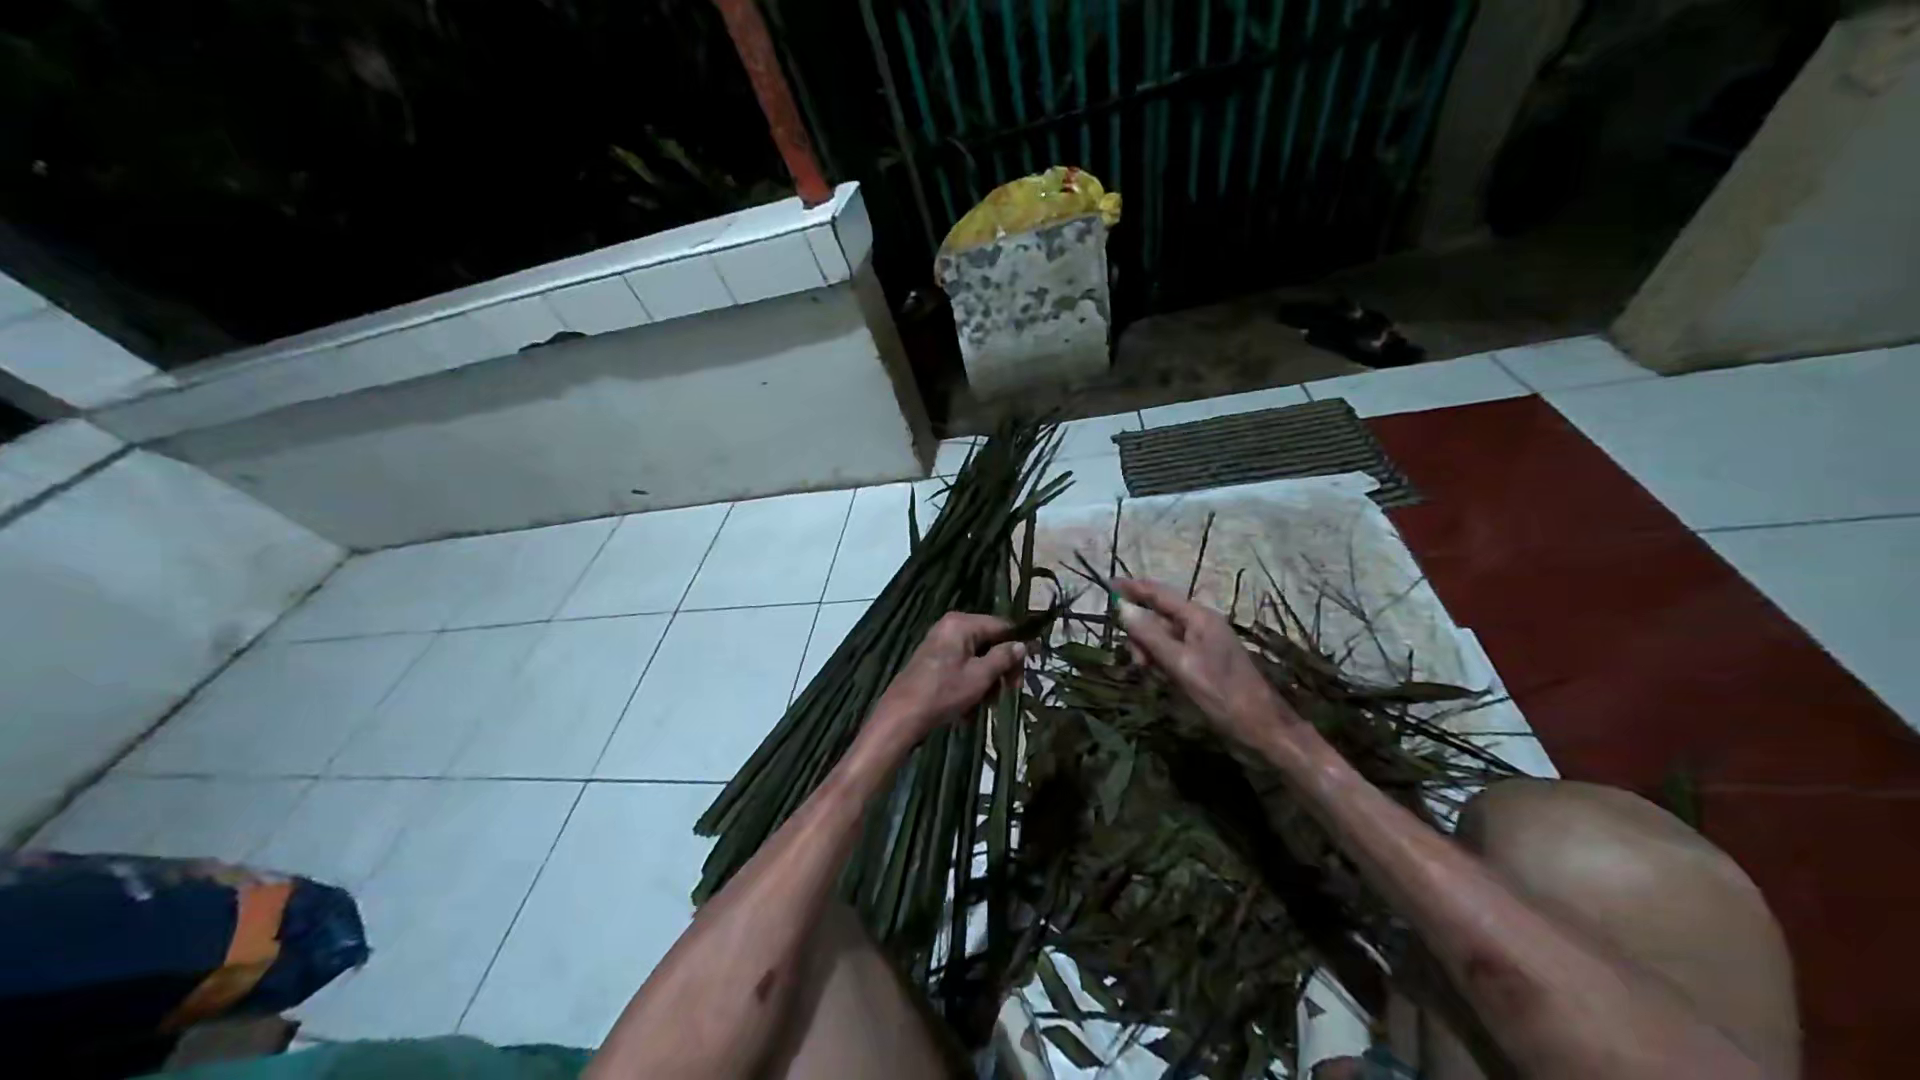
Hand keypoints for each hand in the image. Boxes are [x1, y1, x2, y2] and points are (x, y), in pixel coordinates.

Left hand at [869, 613, 1025, 748]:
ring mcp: (940, 644)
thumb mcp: (980, 676)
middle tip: (1008, 691)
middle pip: (989, 642)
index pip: (1001, 626)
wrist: (902, 715)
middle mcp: (950, 627)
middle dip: (1000, 668)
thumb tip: (1022, 645)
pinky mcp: (934, 661)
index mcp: (961, 623)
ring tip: (986, 703)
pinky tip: (970, 705)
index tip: (1026, 670)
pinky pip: (962, 666)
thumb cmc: (944, 692)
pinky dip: (970, 683)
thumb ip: (1003, 657)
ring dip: (986, 680)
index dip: (1017, 647)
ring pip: (977, 657)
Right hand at [1114, 578, 1300, 743]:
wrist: (1261, 725)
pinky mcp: (1204, 659)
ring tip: (1150, 672)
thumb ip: (1150, 636)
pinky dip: (1162, 659)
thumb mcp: (1180, 664)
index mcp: (1199, 617)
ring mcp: (1203, 641)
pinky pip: (1173, 650)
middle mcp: (1201, 623)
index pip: (1159, 593)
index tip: (1107, 584)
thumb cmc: (1222, 693)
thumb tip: (1123, 609)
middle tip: (1138, 662)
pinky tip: (1162, 677)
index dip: (1133, 587)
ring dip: (1150, 649)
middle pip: (1158, 615)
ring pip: (1163, 635)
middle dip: (1141, 632)